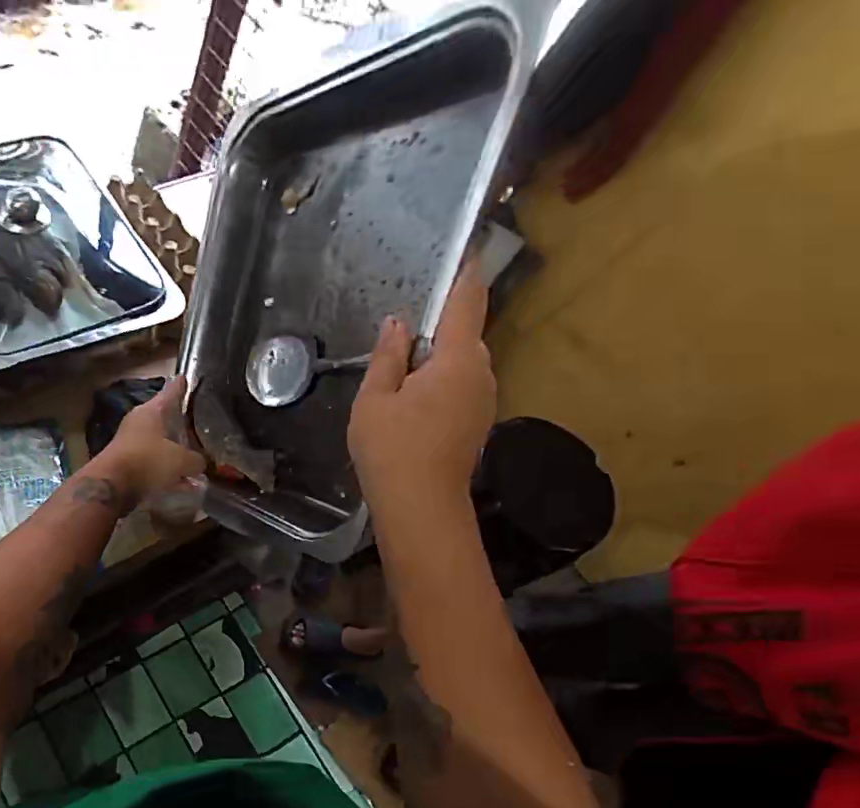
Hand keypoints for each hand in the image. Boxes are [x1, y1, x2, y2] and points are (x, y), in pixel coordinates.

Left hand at [94, 375, 206, 509]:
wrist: (111, 487)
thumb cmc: (147, 462)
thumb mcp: (181, 460)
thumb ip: (196, 460)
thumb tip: (200, 463)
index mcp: (151, 411)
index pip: (170, 391)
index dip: (181, 386)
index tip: (186, 378)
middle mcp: (139, 423)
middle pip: (165, 419)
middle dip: (182, 425)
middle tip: (199, 426)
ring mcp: (131, 444)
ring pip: (160, 444)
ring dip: (176, 452)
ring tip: (196, 460)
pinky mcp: (128, 465)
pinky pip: (154, 464)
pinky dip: (168, 471)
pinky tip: (184, 483)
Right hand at [349, 260, 495, 514]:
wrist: (421, 508)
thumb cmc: (393, 450)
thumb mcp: (375, 400)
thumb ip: (387, 357)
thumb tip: (397, 325)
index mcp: (459, 360)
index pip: (468, 302)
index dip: (467, 273)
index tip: (470, 248)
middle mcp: (482, 375)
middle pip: (466, 337)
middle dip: (439, 331)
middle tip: (401, 339)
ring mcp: (484, 402)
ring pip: (463, 366)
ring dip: (438, 362)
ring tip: (400, 378)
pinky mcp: (478, 424)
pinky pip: (462, 389)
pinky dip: (441, 385)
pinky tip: (412, 405)